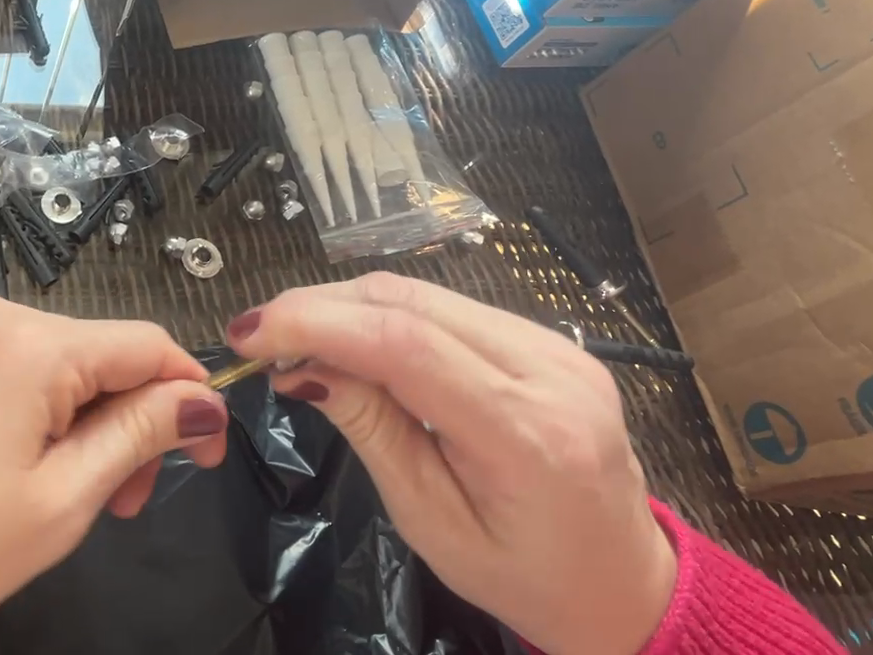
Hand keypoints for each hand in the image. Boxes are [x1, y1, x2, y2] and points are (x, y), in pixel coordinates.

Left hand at [0, 293, 231, 652]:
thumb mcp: (63, 498)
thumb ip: (140, 435)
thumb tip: (205, 401)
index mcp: (29, 342)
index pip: (144, 343)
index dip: (188, 394)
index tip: (203, 456)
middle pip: (101, 351)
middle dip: (130, 419)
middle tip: (124, 500)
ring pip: (62, 359)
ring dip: (88, 418)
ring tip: (77, 490)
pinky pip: (19, 362)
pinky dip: (44, 405)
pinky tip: (31, 458)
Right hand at [227, 274, 675, 654]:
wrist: (624, 582)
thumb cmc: (523, 573)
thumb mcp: (429, 520)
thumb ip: (368, 430)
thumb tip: (298, 367)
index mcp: (529, 434)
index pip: (404, 346)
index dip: (314, 325)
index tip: (247, 334)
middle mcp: (550, 368)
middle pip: (405, 302)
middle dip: (315, 307)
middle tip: (256, 334)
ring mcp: (553, 343)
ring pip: (416, 291)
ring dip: (339, 304)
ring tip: (289, 334)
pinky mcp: (542, 335)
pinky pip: (438, 303)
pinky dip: (375, 311)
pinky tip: (343, 335)